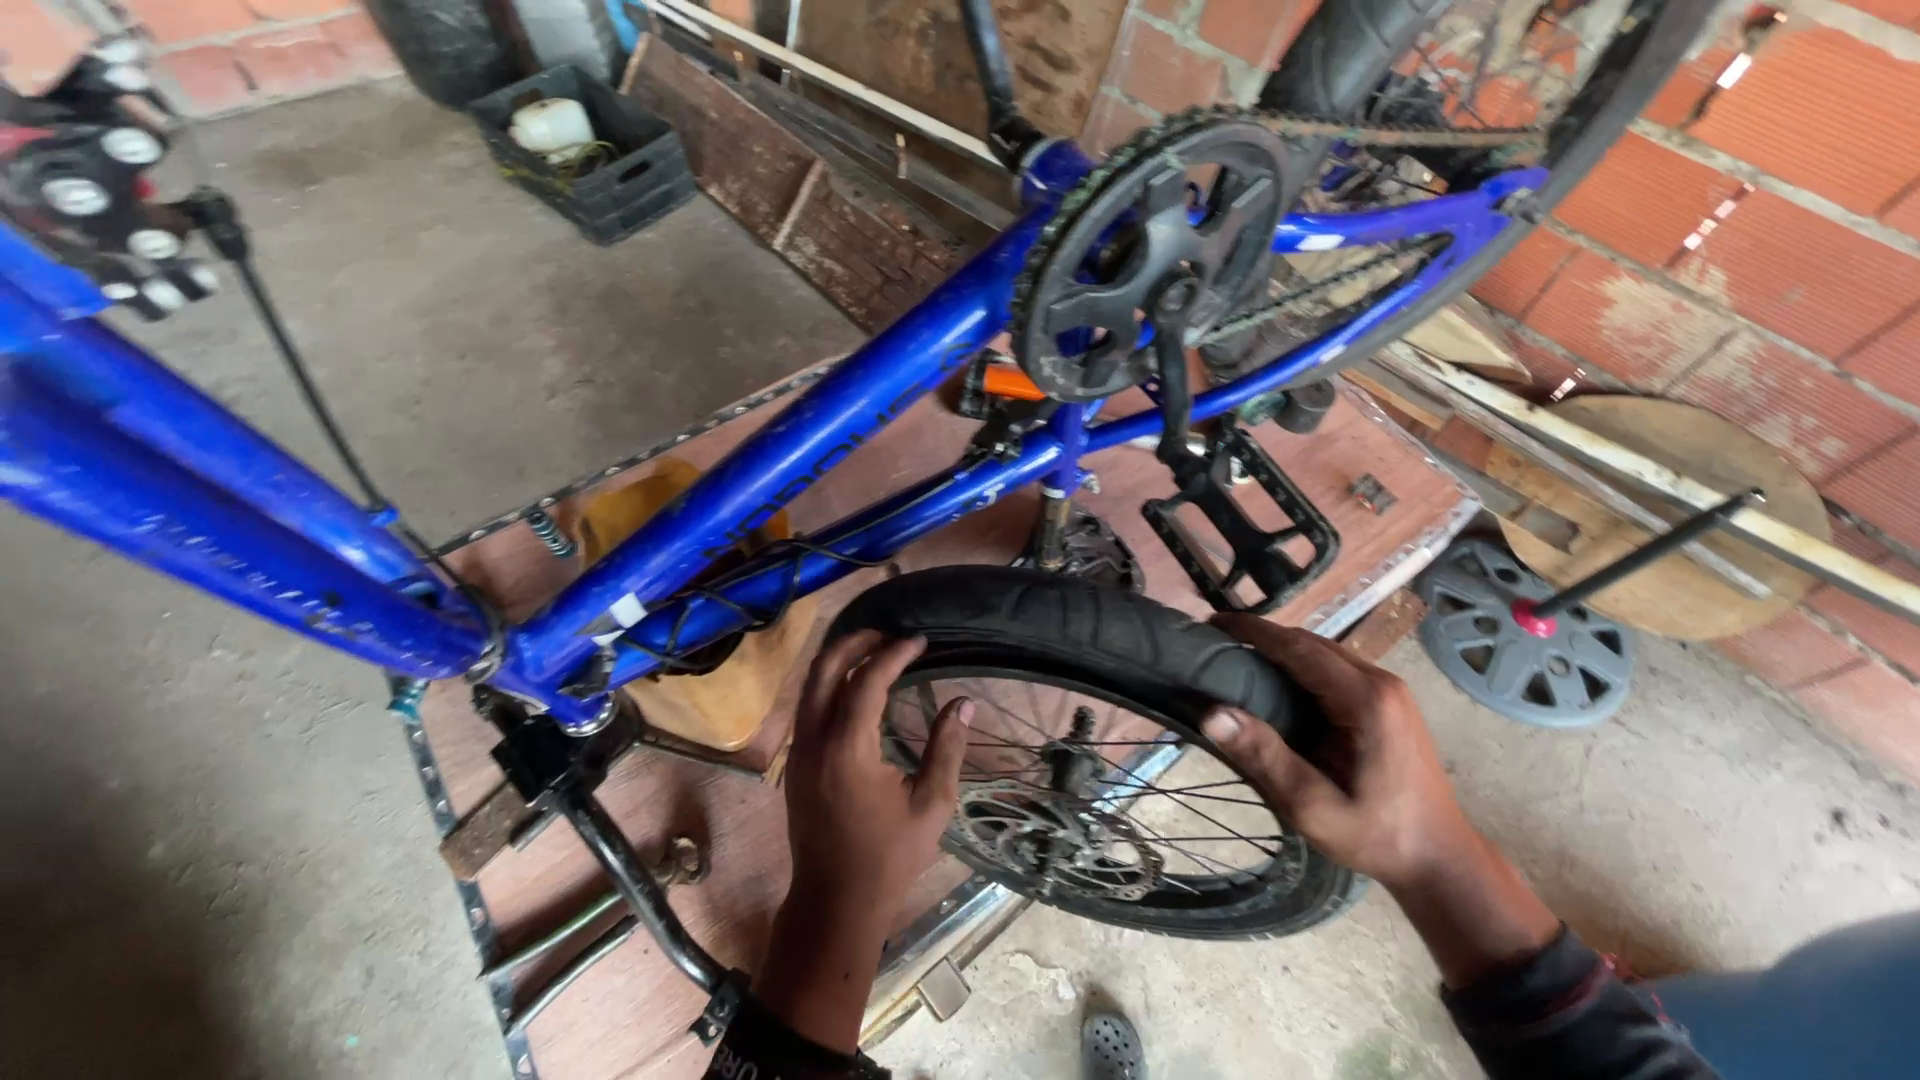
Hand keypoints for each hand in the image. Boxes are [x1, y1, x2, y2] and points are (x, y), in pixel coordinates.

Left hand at [783, 630, 972, 914]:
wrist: (834, 901)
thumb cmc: (888, 858)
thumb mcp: (931, 806)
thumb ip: (947, 749)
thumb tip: (964, 704)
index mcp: (847, 749)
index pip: (867, 680)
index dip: (894, 654)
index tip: (919, 641)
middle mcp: (813, 741)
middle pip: (824, 669)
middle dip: (856, 643)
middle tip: (890, 635)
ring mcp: (796, 752)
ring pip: (809, 686)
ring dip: (838, 662)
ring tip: (873, 651)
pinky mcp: (792, 764)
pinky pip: (806, 708)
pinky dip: (828, 685)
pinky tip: (854, 689)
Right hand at [1201, 613, 1558, 987]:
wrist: (1442, 859)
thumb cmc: (1378, 836)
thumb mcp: (1313, 807)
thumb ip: (1264, 757)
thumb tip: (1212, 713)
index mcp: (1365, 700)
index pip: (1298, 647)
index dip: (1253, 631)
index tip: (1212, 623)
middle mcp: (1381, 683)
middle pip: (1312, 643)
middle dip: (1262, 637)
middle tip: (1215, 644)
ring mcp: (1389, 691)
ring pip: (1324, 653)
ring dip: (1281, 650)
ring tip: (1237, 658)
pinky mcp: (1389, 703)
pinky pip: (1335, 670)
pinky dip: (1300, 667)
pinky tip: (1275, 683)